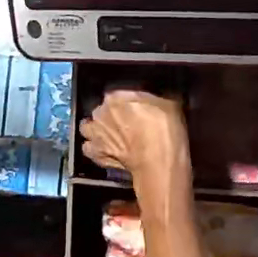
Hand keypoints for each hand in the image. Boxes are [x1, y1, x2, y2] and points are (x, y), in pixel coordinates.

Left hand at [78, 90, 192, 202]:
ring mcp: (95, 134)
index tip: (134, 111)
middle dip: (110, 117)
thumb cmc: (164, 131)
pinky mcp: (95, 154)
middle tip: (126, 126)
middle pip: (101, 111)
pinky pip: (89, 148)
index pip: (115, 95)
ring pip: (88, 128)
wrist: (157, 161)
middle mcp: (100, 113)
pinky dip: (95, 150)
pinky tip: (106, 152)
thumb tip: (152, 101)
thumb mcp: (169, 105)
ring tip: (111, 138)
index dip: (124, 104)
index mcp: (115, 96)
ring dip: (97, 131)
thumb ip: (152, 100)